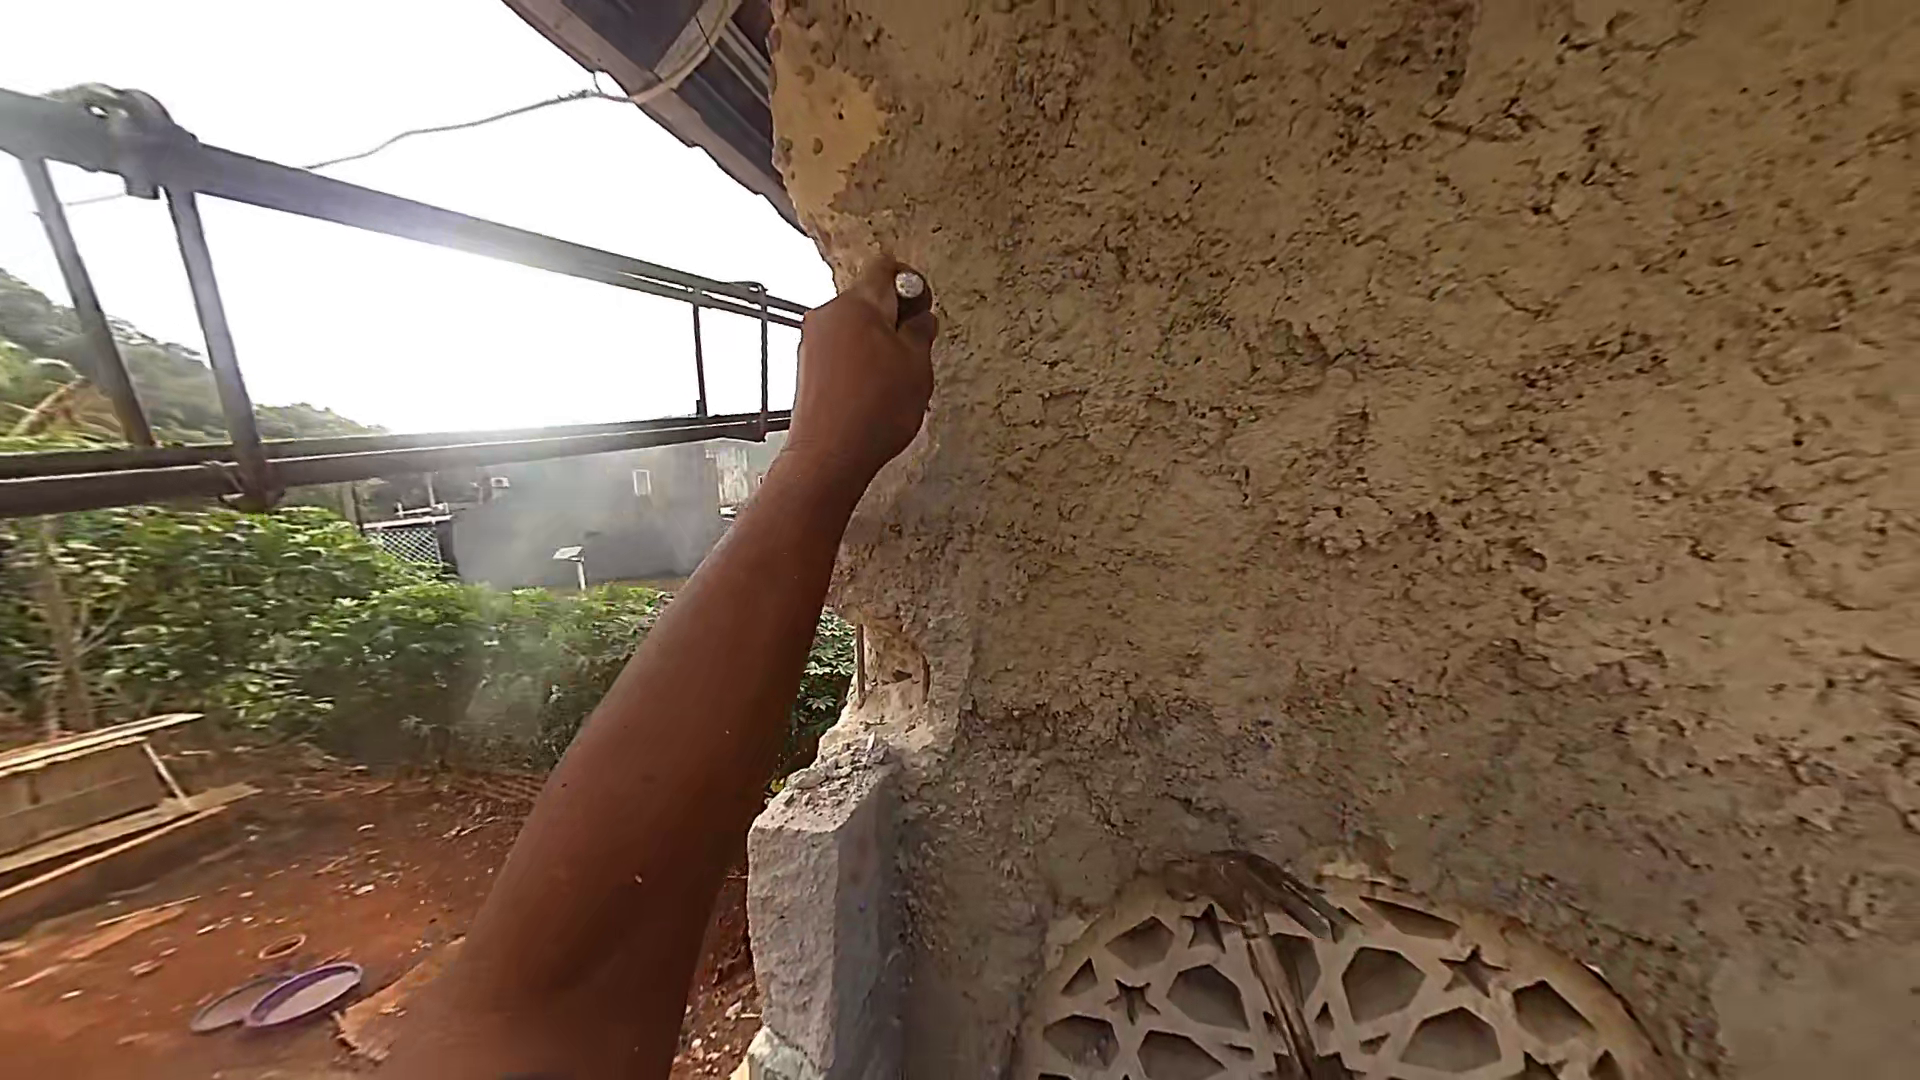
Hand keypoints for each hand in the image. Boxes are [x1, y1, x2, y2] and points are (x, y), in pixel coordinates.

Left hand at [782, 255, 938, 492]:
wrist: (830, 454)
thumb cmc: (875, 410)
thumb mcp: (917, 367)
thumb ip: (921, 332)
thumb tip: (920, 319)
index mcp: (858, 303)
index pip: (888, 269)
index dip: (912, 285)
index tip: (923, 311)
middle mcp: (829, 314)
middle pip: (870, 300)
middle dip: (896, 321)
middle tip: (916, 354)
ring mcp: (813, 341)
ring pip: (855, 328)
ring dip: (878, 344)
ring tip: (894, 382)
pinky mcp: (807, 367)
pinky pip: (841, 352)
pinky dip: (860, 363)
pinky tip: (872, 393)